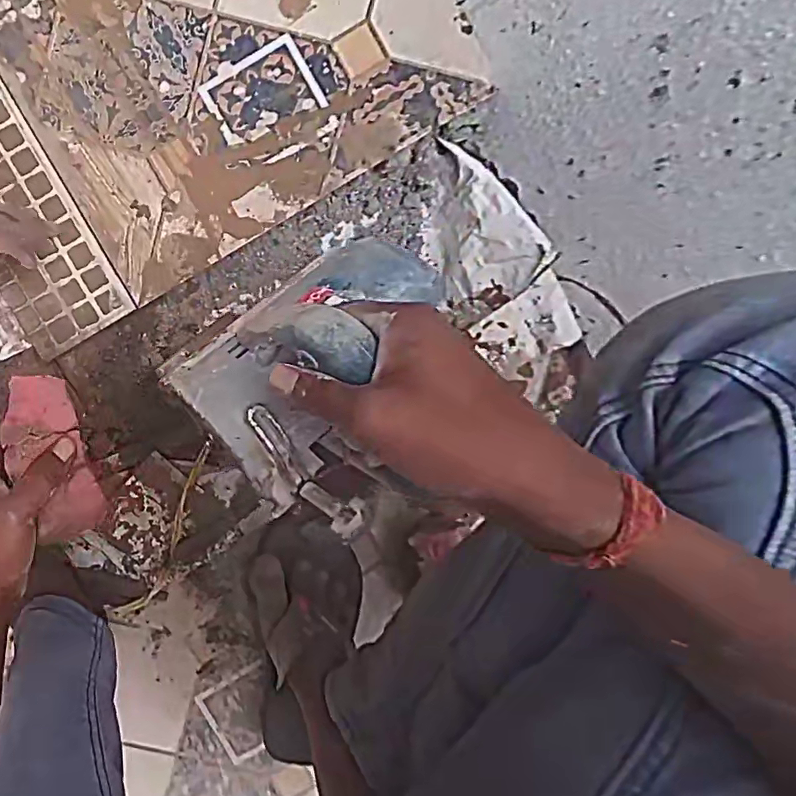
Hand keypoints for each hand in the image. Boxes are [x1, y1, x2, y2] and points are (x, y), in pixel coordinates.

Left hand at [0, 437, 73, 614]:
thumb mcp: (20, 507)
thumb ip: (42, 476)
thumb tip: (64, 445)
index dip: (10, 420)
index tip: (32, 407)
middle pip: (5, 454)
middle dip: (27, 441)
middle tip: (54, 429)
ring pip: (15, 474)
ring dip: (34, 464)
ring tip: (59, 453)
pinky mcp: (8, 521)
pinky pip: (25, 493)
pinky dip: (39, 485)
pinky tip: (57, 486)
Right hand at [269, 303, 621, 553]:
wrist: (528, 479)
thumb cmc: (447, 438)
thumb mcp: (371, 417)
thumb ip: (320, 394)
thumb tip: (277, 373)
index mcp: (405, 323)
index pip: (334, 317)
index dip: (298, 340)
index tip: (268, 364)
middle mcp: (421, 332)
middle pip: (351, 344)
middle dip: (321, 374)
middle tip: (291, 403)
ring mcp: (435, 362)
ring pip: (370, 372)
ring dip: (345, 397)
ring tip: (321, 424)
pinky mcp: (443, 391)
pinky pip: (392, 391)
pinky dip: (371, 408)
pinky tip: (359, 436)